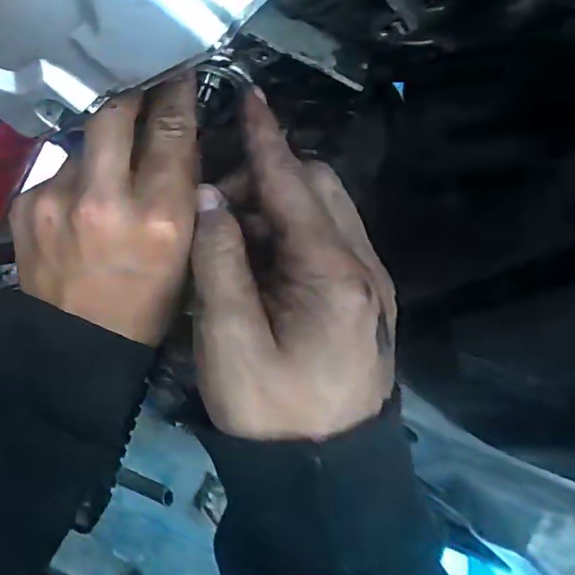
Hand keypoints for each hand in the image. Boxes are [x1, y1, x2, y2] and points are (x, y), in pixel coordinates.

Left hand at [10, 78, 198, 345]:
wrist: (73, 345)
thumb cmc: (142, 303)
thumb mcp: (182, 252)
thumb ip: (180, 189)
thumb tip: (175, 133)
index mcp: (158, 217)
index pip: (170, 132)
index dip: (176, 93)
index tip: (176, 71)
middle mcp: (104, 200)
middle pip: (114, 112)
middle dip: (129, 91)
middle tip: (137, 85)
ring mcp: (55, 199)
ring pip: (82, 140)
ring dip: (98, 144)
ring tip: (105, 171)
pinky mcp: (25, 203)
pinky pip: (56, 168)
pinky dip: (71, 175)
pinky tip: (76, 203)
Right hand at [191, 89, 397, 439]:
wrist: (323, 479)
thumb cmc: (270, 410)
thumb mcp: (228, 337)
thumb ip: (217, 259)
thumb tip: (206, 196)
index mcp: (332, 273)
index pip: (294, 183)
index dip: (266, 138)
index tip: (248, 96)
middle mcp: (361, 267)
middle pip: (316, 186)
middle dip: (262, 175)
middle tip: (212, 202)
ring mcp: (367, 283)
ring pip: (320, 211)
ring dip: (272, 205)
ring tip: (224, 233)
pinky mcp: (361, 299)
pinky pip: (323, 239)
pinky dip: (284, 231)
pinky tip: (250, 257)